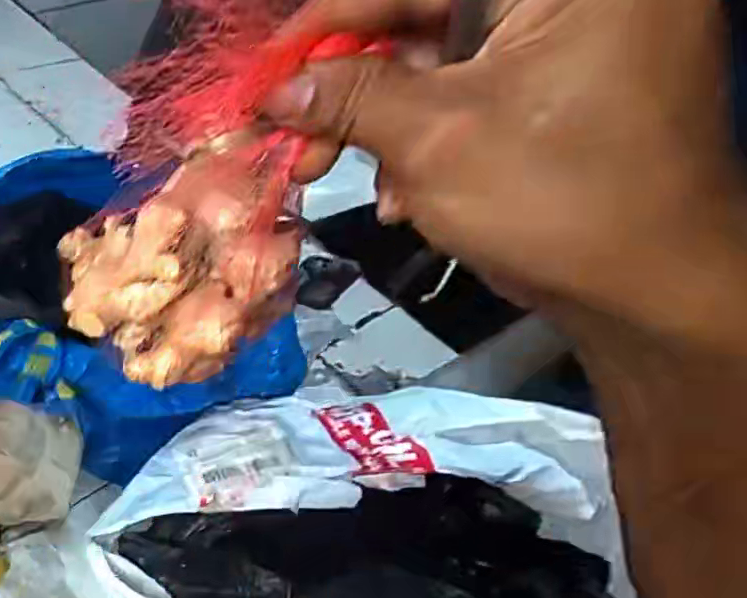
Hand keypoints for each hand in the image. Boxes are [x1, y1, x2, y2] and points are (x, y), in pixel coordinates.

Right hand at [264, 0, 746, 335]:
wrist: (635, 269)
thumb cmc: (547, 192)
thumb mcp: (431, 139)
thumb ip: (351, 100)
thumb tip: (277, 89)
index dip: (332, 21)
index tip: (267, 70)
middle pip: (423, 20)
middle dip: (344, 85)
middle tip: (292, 138)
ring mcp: (562, 42)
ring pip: (428, 65)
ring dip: (365, 124)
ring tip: (324, 173)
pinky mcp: (546, 88)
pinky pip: (452, 97)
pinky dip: (405, 141)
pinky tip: (394, 188)